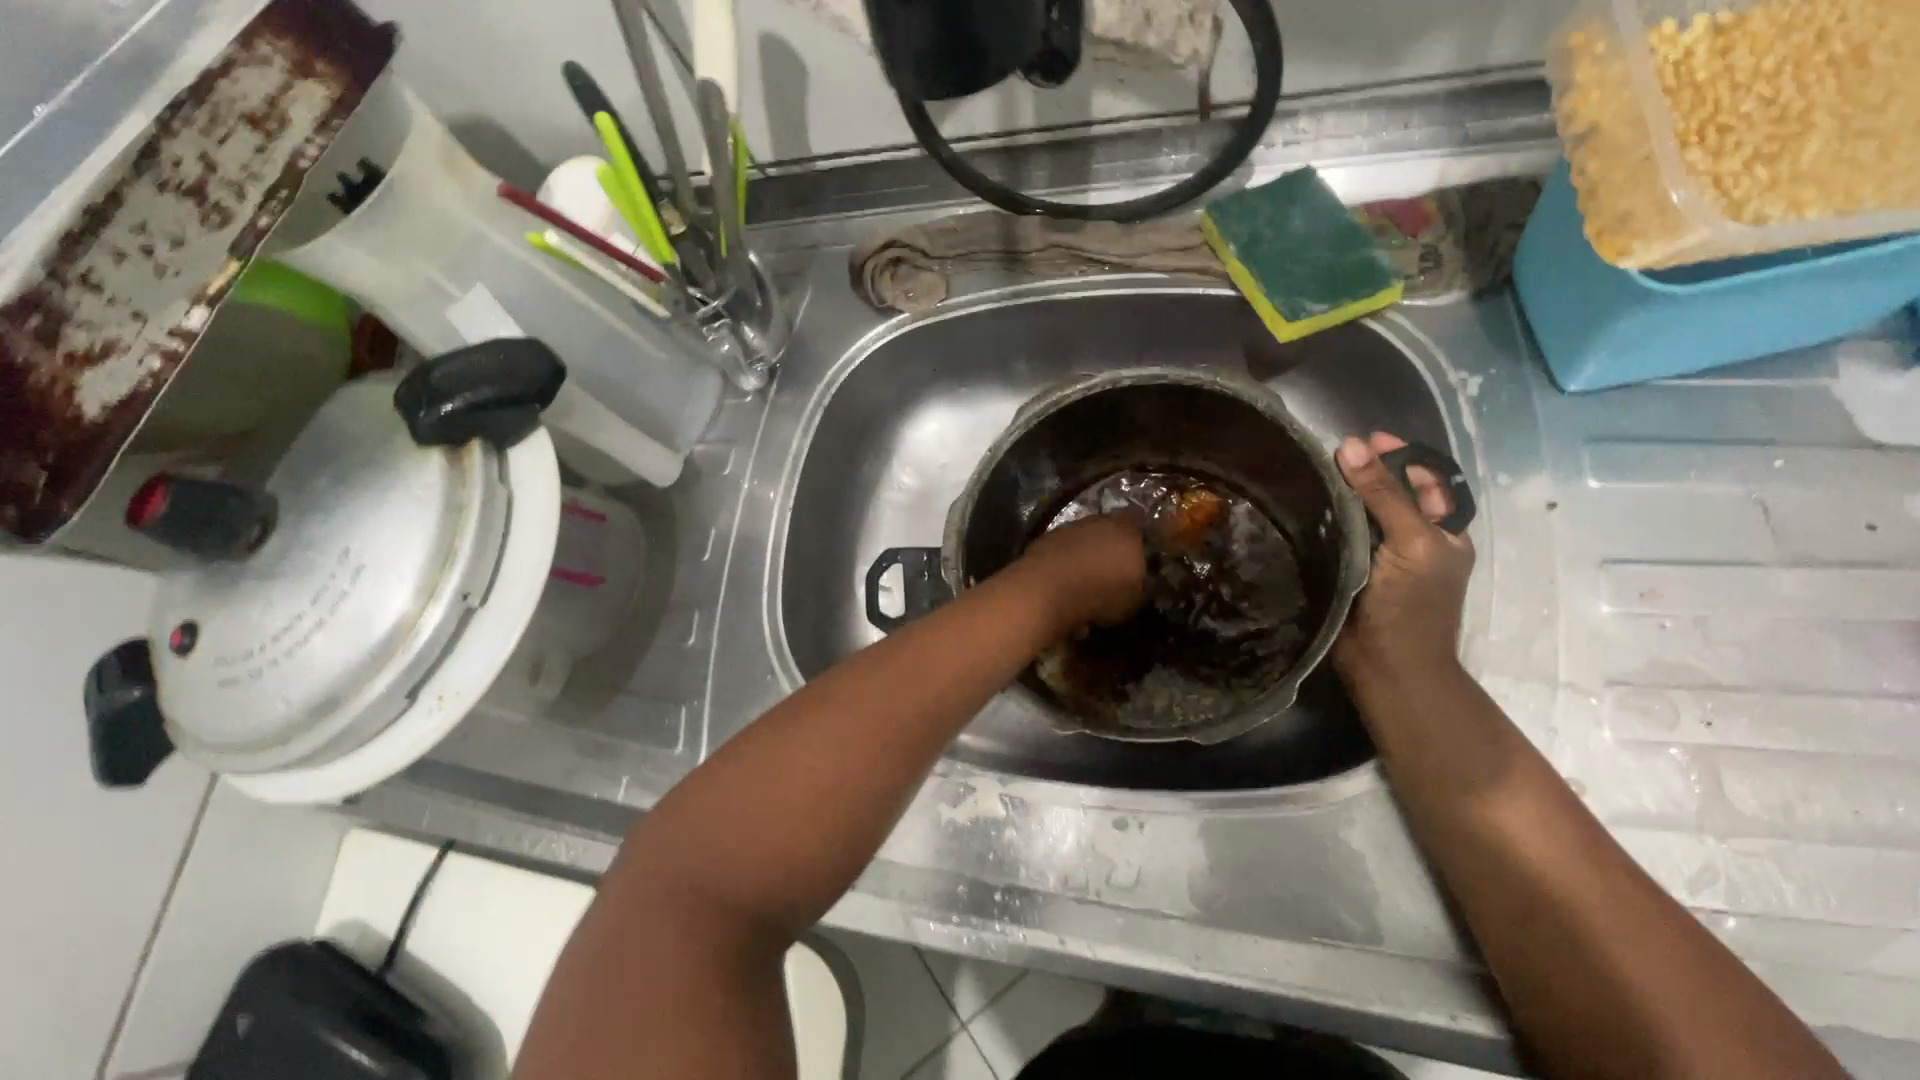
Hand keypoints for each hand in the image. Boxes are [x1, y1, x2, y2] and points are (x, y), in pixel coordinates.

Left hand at [1014, 514, 1146, 633]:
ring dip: (1086, 550)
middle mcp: (1098, 521)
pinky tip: (1065, 578)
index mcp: (1127, 530)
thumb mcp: (1135, 600)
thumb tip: (1144, 583)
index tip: (1141, 548)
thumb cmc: (1100, 594)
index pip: (1139, 518)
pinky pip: (1063, 547)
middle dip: (1112, 541)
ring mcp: (1069, 527)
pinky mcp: (1045, 539)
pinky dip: (1065, 558)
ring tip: (1087, 575)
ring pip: (1084, 535)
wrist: (1047, 590)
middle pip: (1109, 525)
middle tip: (1114, 564)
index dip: (1140, 532)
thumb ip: (1143, 585)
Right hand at [1332, 432, 1474, 685]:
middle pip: (1389, 492)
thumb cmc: (1413, 605)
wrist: (1387, 667)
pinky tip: (1302, 506)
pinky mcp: (1347, 570)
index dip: (1399, 455)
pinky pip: (1336, 535)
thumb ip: (1384, 493)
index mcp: (1442, 530)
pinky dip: (1323, 520)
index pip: (1425, 478)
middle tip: (1329, 453)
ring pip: (1360, 513)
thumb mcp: (1410, 542)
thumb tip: (1351, 444)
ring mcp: (1378, 557)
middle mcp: (1412, 538)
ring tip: (1310, 472)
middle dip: (1364, 471)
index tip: (1365, 438)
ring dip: (1339, 495)